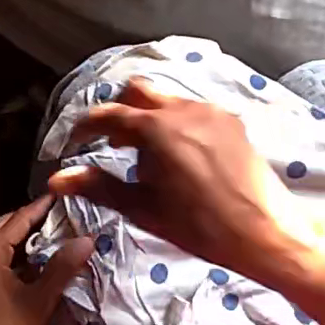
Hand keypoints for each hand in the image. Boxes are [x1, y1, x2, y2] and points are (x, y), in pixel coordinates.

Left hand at [0, 195, 93, 324]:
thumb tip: (87, 238)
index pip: (19, 219)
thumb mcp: (40, 298)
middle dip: (34, 217)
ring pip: (7, 244)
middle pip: (9, 227)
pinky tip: (47, 259)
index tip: (64, 193)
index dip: (41, 206)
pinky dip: (26, 254)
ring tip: (60, 228)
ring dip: (30, 236)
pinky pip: (8, 260)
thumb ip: (63, 266)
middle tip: (63, 209)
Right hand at [47, 78, 324, 289]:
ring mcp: (212, 112)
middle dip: (120, 111)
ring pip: (168, 99)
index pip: (110, 114)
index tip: (76, 140)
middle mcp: (185, 110)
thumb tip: (58, 178)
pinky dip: (176, 122)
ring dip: (149, 117)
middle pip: (139, 91)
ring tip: (149, 157)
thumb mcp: (145, 209)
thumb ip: (100, 187)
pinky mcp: (232, 122)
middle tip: (113, 143)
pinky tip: (180, 155)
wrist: (266, 233)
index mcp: (158, 129)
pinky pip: (193, 110)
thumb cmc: (202, 227)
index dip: (86, 126)